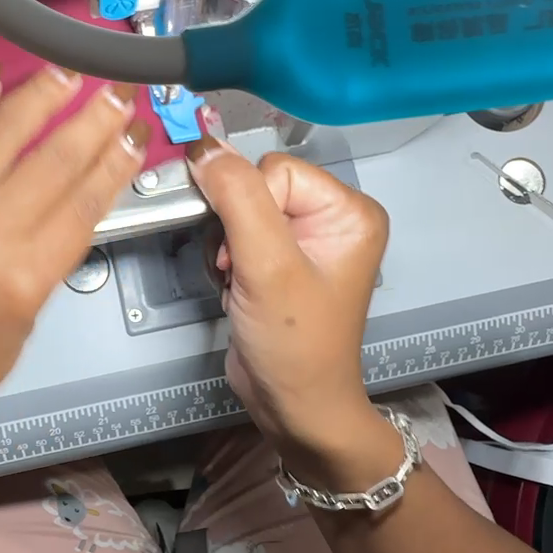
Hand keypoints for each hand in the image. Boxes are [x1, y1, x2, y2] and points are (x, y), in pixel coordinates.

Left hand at [0, 66, 148, 473]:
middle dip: (93, 119)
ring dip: (39, 95)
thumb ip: (40, 271)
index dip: (116, 162)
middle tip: (120, 90)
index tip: (137, 132)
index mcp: (19, 279)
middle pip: (51, 159)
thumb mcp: (14, 336)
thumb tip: (61, 216)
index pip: (82, 202)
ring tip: (70, 69)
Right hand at [186, 140, 397, 488]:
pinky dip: (224, 262)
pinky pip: (235, 235)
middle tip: (238, 270)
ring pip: (237, 211)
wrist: (291, 406)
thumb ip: (237, 199)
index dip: (247, 205)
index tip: (244, 253)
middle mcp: (330, 217)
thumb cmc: (294, 342)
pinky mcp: (277, 261)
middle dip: (232, 229)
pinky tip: (234, 289)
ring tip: (236, 283)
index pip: (275, 170)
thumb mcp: (267, 265)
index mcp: (348, 209)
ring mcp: (303, 240)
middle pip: (253, 187)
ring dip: (224, 248)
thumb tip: (204, 146)